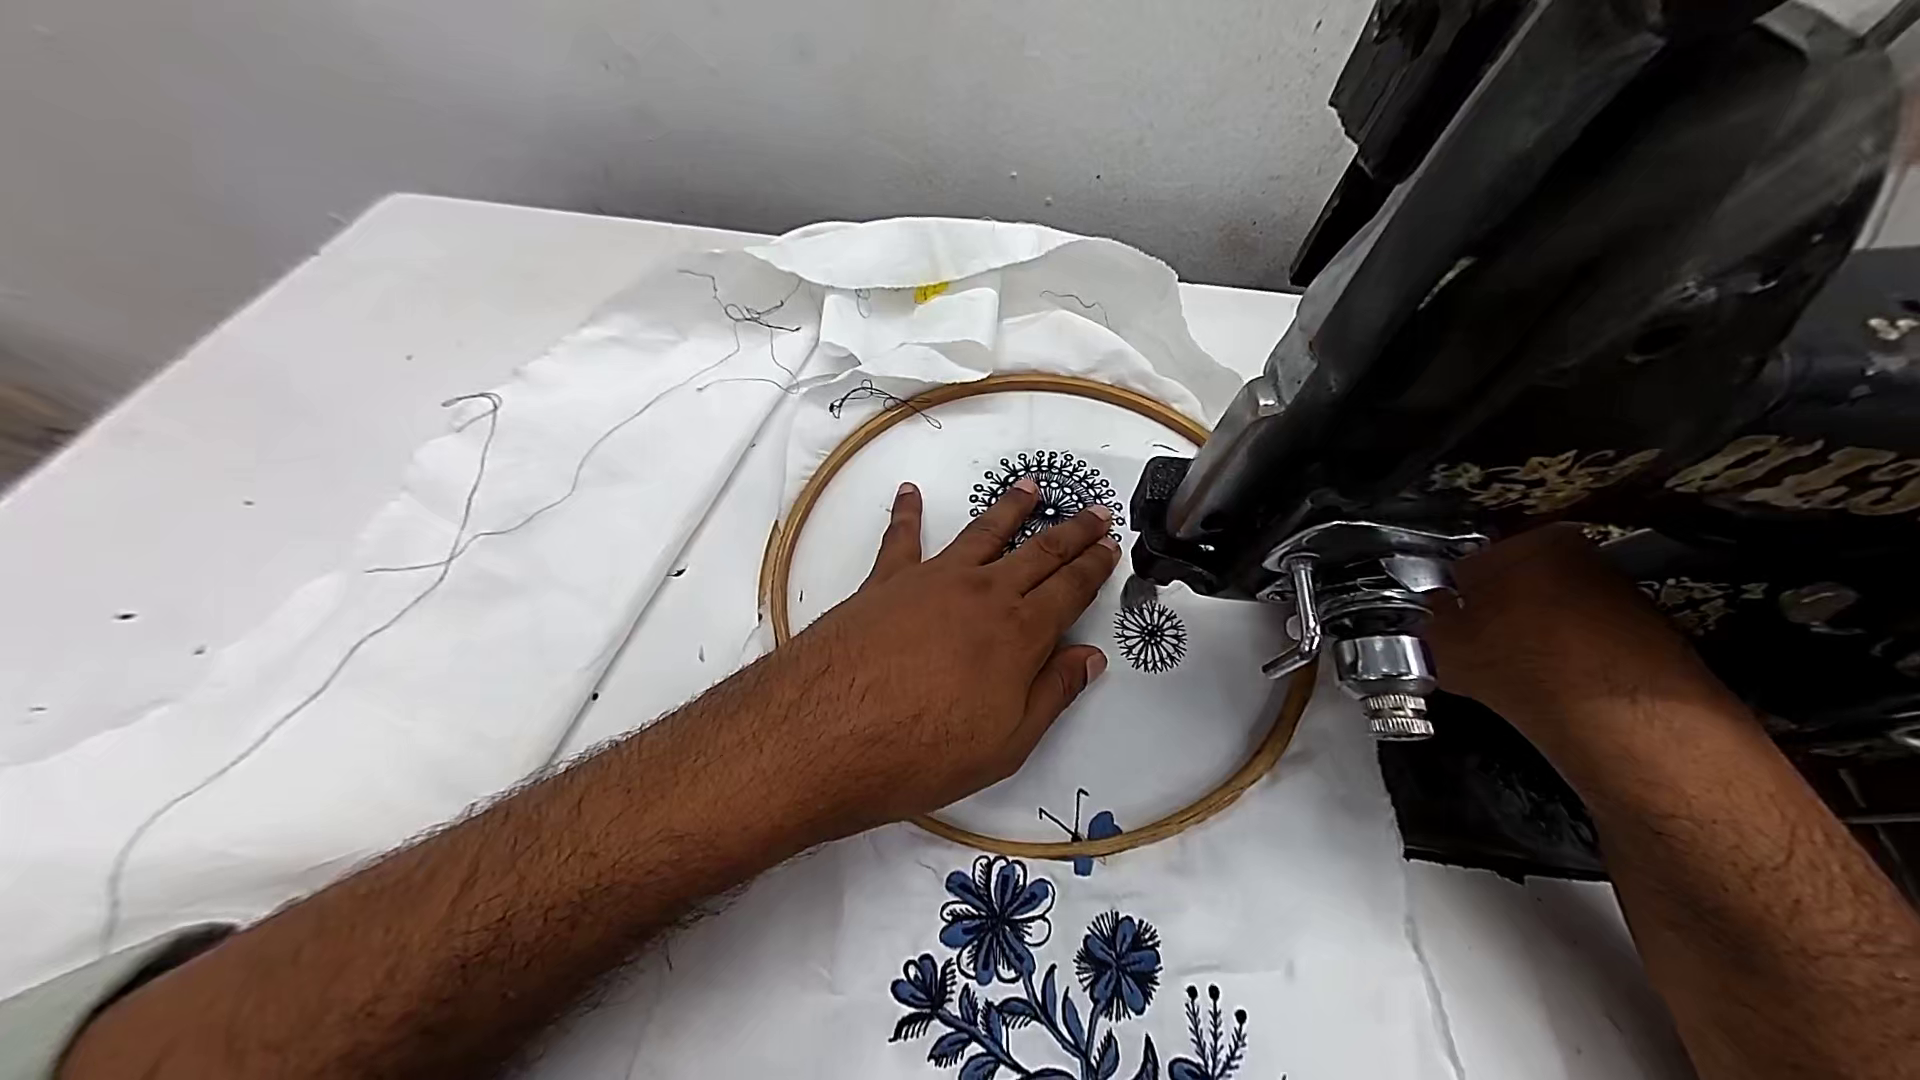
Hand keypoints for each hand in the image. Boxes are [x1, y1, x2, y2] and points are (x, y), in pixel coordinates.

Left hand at [739, 478, 1117, 838]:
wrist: (825, 734)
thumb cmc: (918, 750)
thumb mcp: (1004, 743)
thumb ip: (1050, 694)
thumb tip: (1087, 659)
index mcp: (1017, 634)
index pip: (1070, 589)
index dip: (1093, 567)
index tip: (1108, 547)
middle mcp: (980, 594)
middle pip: (1038, 551)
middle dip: (1071, 531)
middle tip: (1093, 513)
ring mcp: (931, 581)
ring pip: (983, 532)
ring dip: (1011, 508)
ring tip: (1031, 487)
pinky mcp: (885, 581)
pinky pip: (901, 537)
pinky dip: (907, 512)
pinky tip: (910, 493)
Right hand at [1427, 526, 1734, 732]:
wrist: (1624, 720)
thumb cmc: (1534, 668)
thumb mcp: (1442, 643)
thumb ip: (1424, 618)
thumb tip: (1419, 617)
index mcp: (1523, 541)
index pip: (1461, 555)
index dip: (1438, 586)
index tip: (1432, 609)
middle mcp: (1577, 552)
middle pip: (1507, 574)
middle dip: (1484, 603)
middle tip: (1462, 637)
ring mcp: (1615, 588)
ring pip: (1543, 601)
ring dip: (1521, 625)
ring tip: (1500, 663)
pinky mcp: (1643, 625)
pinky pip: (1578, 628)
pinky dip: (1557, 647)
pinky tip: (1540, 677)